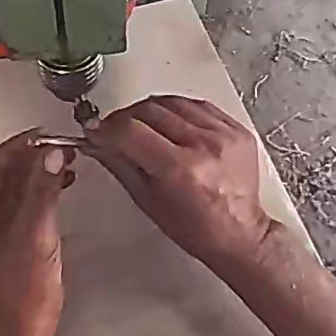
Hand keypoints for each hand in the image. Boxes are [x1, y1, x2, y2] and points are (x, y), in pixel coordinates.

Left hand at [0, 130, 77, 335]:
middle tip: (60, 145)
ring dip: (41, 169)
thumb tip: (52, 154)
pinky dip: (45, 185)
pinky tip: (63, 181)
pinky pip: (28, 197)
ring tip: (66, 159)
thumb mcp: (35, 230)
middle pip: (6, 170)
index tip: (45, 135)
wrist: (27, 325)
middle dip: (33, 155)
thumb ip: (43, 189)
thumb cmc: (23, 286)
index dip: (20, 145)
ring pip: (18, 182)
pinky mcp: (15, 231)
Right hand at [81, 96, 283, 274]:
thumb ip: (121, 165)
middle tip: (115, 129)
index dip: (106, 128)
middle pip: (149, 110)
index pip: (131, 131)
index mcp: (181, 170)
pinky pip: (198, 104)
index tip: (96, 130)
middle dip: (124, 118)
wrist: (239, 234)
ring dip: (149, 110)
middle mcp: (204, 147)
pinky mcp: (236, 129)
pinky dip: (178, 109)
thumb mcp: (148, 202)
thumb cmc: (197, 229)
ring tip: (142, 125)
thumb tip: (98, 141)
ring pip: (172, 102)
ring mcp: (223, 135)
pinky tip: (170, 122)